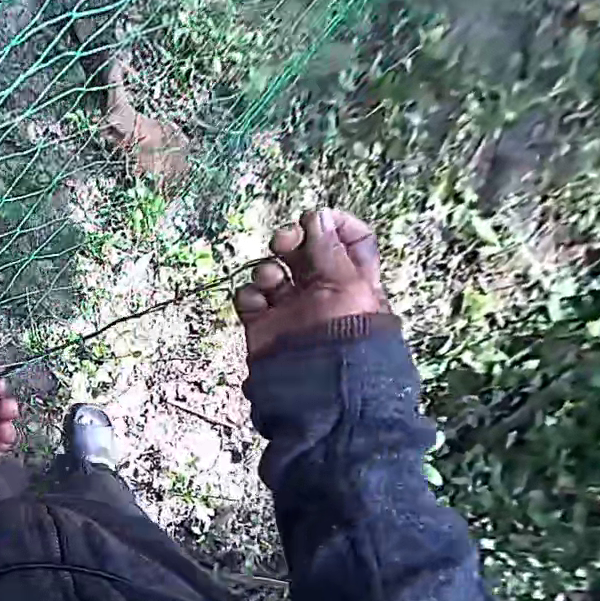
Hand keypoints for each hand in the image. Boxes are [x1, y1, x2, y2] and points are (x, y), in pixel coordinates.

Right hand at [231, 208, 388, 358]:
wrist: (316, 385)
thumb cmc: (343, 334)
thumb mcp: (346, 285)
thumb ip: (328, 249)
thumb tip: (317, 215)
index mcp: (351, 278)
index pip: (348, 240)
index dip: (335, 224)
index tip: (318, 219)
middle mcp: (319, 290)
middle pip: (303, 251)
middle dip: (290, 240)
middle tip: (282, 241)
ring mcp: (289, 308)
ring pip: (271, 273)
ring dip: (267, 270)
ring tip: (269, 281)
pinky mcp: (263, 325)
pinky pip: (249, 300)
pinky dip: (248, 296)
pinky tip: (256, 304)